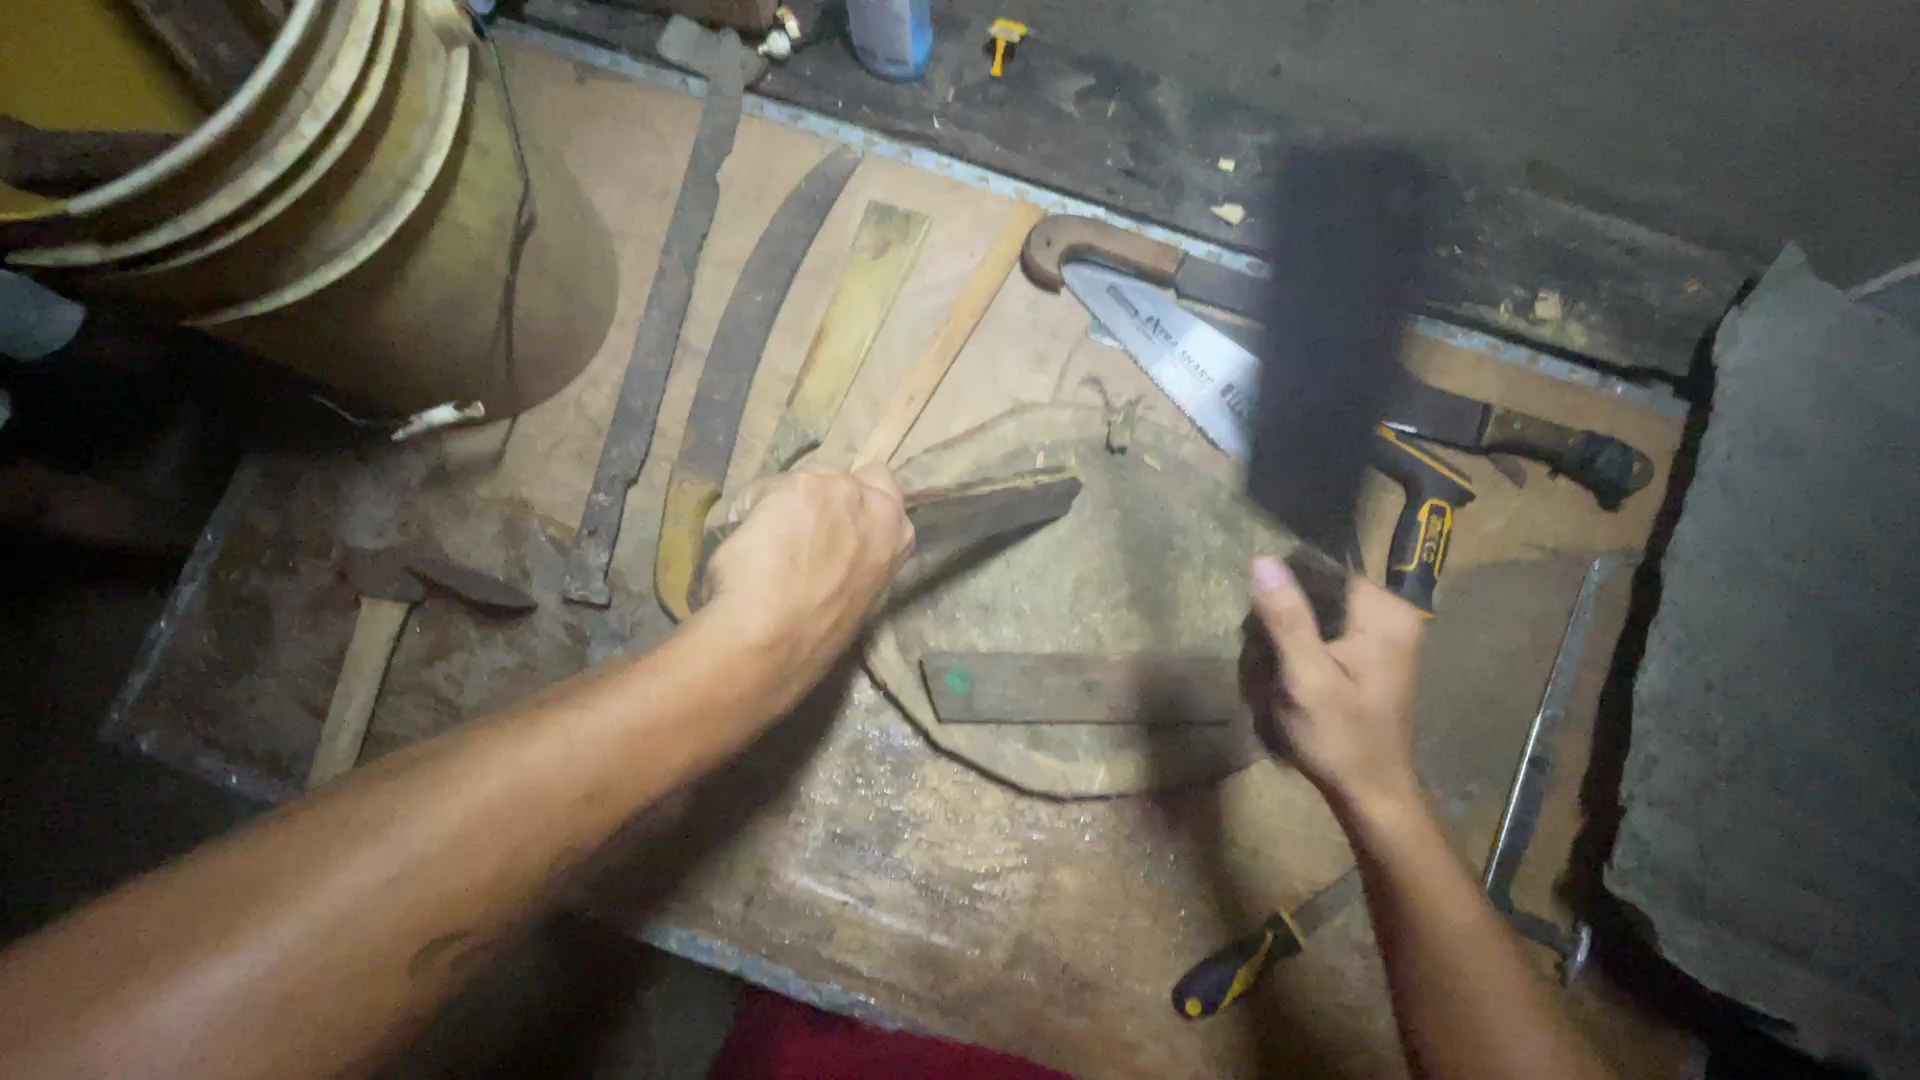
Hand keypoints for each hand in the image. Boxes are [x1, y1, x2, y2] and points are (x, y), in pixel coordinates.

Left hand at [705, 465, 913, 678]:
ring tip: (760, 542)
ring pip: (802, 483)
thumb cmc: (815, 633)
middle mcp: (879, 507)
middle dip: (818, 498)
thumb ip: (855, 558)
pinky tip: (739, 541)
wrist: (777, 637)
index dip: (851, 503)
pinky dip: (749, 510)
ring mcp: (841, 492)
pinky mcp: (800, 486)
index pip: (883, 491)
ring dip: (782, 505)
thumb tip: (830, 552)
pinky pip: (764, 490)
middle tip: (793, 528)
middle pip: (841, 480)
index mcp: (897, 538)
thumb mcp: (857, 594)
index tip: (827, 521)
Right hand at [1242, 554, 1426, 811]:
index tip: (1261, 632)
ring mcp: (1384, 634)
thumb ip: (1286, 618)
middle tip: (1267, 663)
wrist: (1370, 792)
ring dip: (1286, 638)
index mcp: (1384, 614)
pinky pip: (1325, 631)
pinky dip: (1301, 649)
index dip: (1282, 595)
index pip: (1320, 572)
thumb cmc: (1339, 738)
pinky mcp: (1372, 652)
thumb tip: (1263, 560)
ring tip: (1276, 676)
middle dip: (1282, 621)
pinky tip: (1290, 677)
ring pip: (1315, 612)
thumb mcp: (1305, 677)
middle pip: (1317, 591)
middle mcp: (1392, 615)